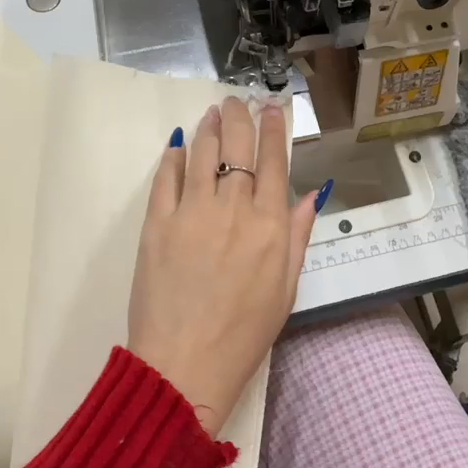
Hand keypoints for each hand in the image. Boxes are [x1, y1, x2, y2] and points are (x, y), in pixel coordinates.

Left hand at [127, 98, 318, 436]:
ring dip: (209, 127)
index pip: (274, 162)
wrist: (184, 366)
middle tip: (237, 101)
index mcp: (270, 225)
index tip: (271, 108)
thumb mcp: (286, 290)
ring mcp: (192, 213)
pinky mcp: (157, 223)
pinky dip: (173, 156)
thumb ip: (297, 237)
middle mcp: (233, 209)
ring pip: (202, 153)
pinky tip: (178, 144)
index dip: (273, 130)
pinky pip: (165, 178)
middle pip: (237, 147)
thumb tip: (310, 194)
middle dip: (239, 117)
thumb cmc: (244, 336)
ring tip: (213, 112)